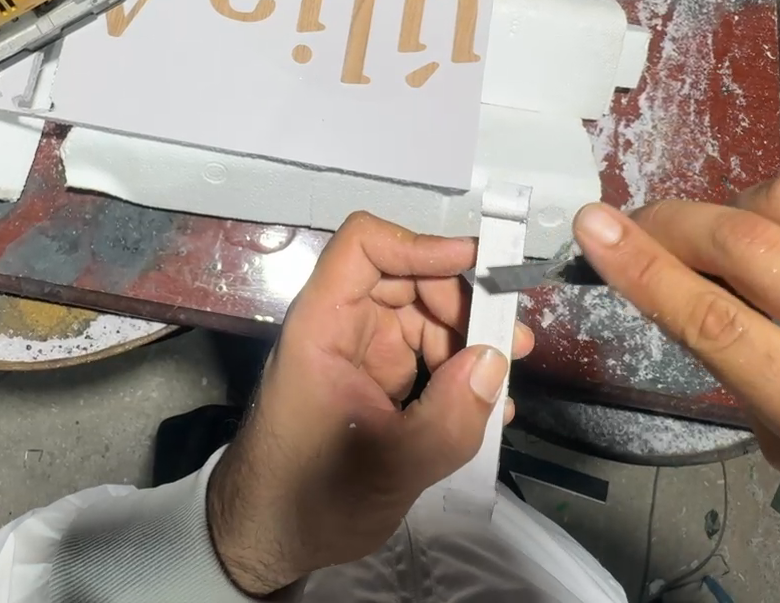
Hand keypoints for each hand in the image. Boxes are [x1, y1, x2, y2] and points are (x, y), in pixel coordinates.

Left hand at [207, 213, 534, 595]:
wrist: (269, 536)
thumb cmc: (310, 495)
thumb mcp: (390, 466)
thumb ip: (449, 417)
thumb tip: (495, 361)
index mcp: (324, 323)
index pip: (363, 246)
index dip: (418, 244)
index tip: (476, 265)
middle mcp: (342, 323)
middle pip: (404, 277)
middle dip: (460, 301)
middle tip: (511, 338)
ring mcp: (360, 349)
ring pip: (421, 315)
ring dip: (466, 338)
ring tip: (506, 378)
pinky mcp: (375, 377)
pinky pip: (423, 353)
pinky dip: (456, 369)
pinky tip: (487, 404)